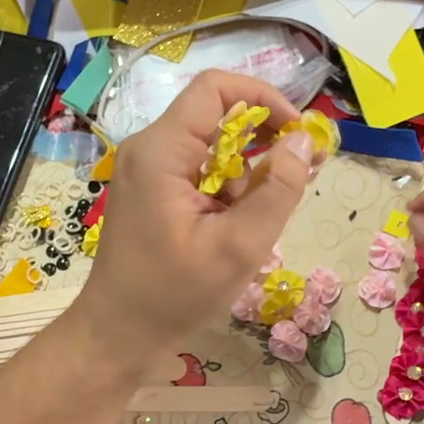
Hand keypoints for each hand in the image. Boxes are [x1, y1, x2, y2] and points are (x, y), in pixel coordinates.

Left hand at [74, 71, 310, 358]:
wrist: (118, 334)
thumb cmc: (173, 295)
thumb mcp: (238, 247)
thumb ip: (277, 190)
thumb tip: (305, 142)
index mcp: (161, 151)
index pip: (215, 89)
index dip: (264, 99)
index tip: (299, 133)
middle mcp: (149, 149)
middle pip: (215, 115)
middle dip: (263, 136)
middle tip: (302, 171)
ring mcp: (147, 171)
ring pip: (209, 145)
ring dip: (248, 167)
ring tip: (273, 206)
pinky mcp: (151, 192)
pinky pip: (197, 169)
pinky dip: (227, 186)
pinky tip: (242, 221)